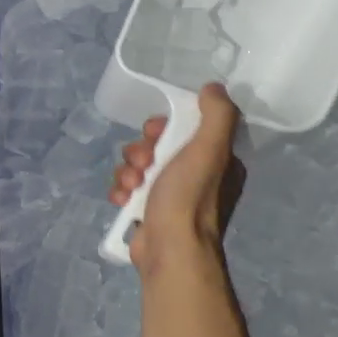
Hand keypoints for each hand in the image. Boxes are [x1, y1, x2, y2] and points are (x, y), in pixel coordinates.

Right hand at [108, 82, 246, 273]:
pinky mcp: (147, 211)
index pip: (185, 129)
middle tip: (142, 164)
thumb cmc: (189, 198)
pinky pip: (126, 189)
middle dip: (140, 152)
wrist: (170, 248)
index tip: (156, 133)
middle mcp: (195, 177)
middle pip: (156, 147)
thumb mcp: (209, 150)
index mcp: (216, 162)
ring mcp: (170, 196)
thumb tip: (212, 88)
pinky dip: (121, 192)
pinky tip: (123, 200)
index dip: (164, 127)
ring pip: (137, 167)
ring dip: (127, 173)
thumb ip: (216, 116)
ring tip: (131, 188)